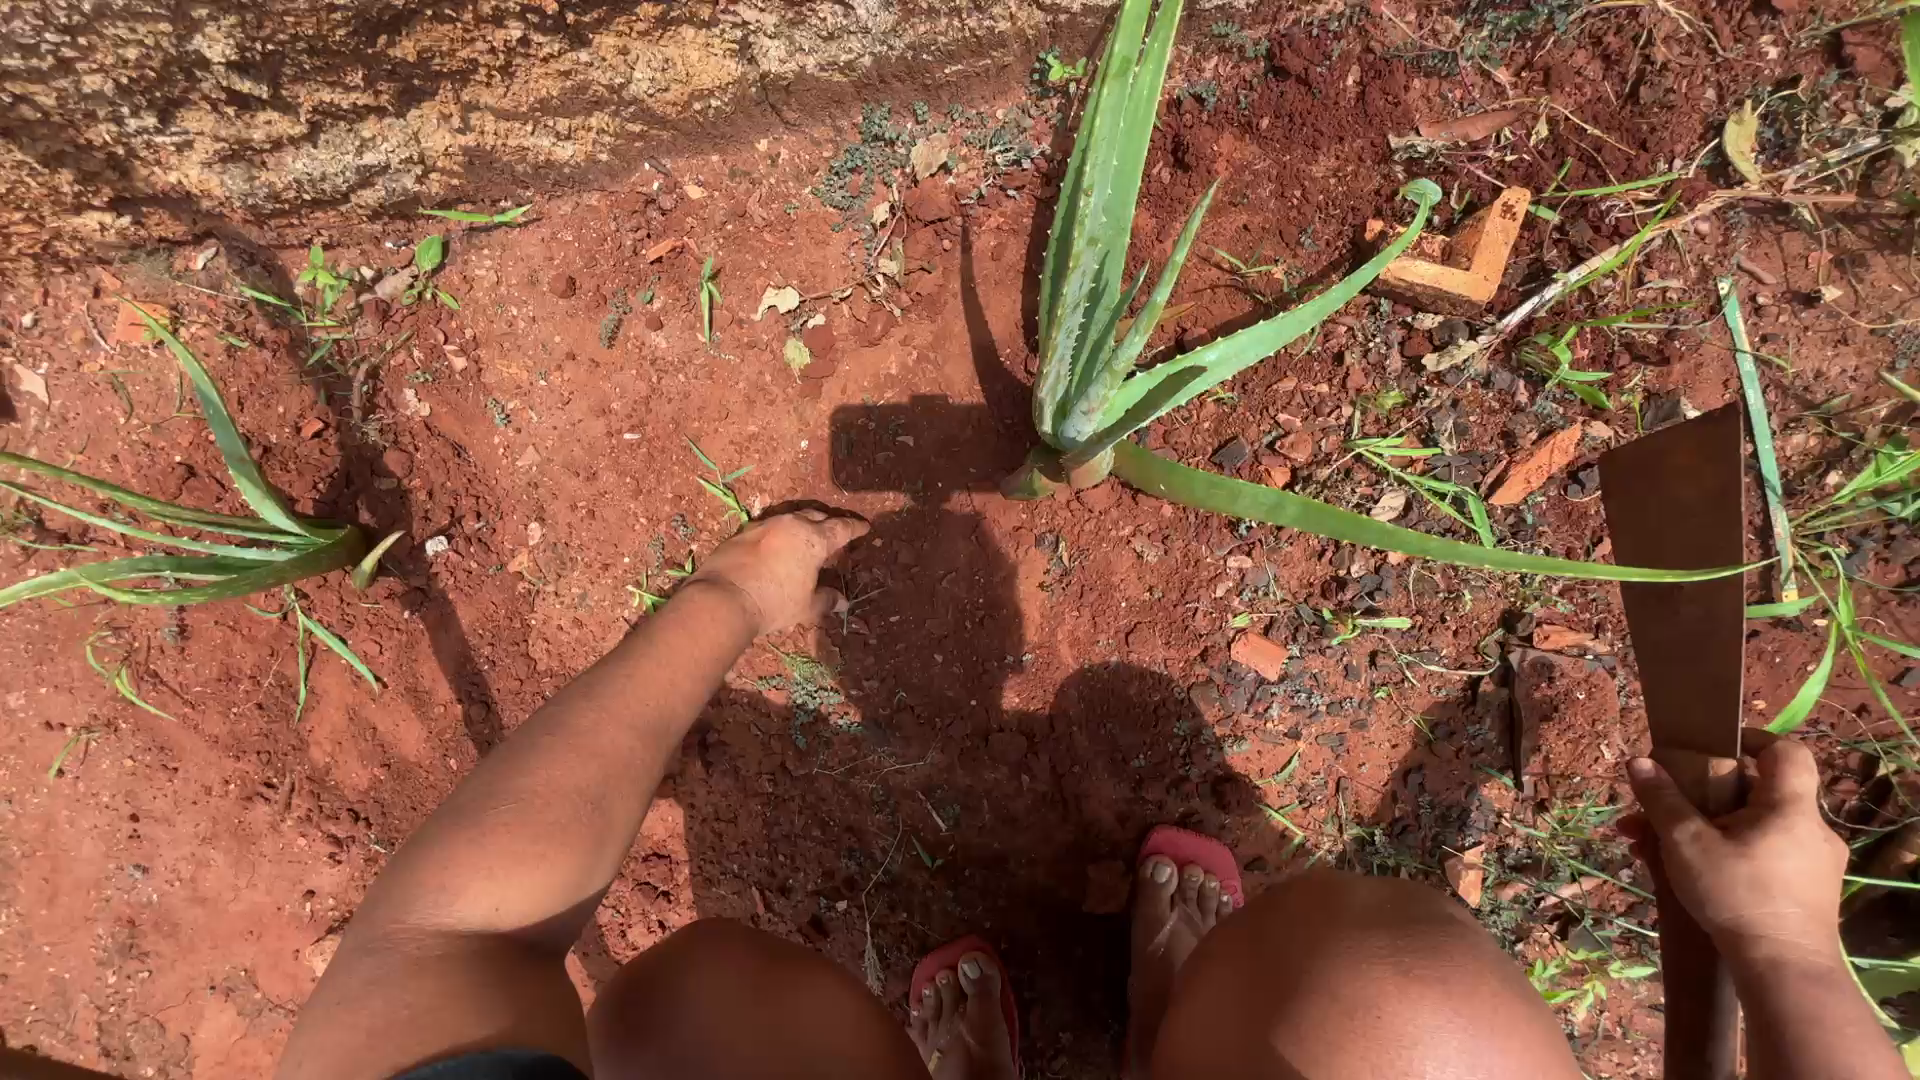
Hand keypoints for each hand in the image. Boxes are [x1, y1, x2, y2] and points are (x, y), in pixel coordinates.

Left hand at [683, 509, 869, 635]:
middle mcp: (791, 525)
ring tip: (808, 532)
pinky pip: (769, 526)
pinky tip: (778, 542)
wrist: (723, 598)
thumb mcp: (806, 606)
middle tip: (837, 529)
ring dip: (803, 523)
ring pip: (791, 517)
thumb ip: (826, 600)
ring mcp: (765, 525)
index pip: (841, 528)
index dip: (855, 528)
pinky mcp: (743, 532)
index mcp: (814, 540)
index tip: (865, 526)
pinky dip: (780, 531)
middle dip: (829, 521)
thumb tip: (843, 601)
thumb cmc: (774, 603)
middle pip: (816, 516)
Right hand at [1623, 729, 1848, 969]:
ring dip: (1693, 822)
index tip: (1709, 744)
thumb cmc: (1735, 893)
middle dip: (1694, 791)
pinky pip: (1753, 847)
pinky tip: (1672, 863)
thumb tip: (1638, 760)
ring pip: (1744, 822)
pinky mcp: (1800, 883)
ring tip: (1643, 839)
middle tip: (1652, 803)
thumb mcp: (1684, 840)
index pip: (1787, 752)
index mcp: (1789, 810)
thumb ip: (1661, 798)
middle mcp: (1808, 828)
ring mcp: (1808, 858)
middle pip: (1752, 789)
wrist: (1782, 967)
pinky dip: (1713, 845)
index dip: (1750, 739)